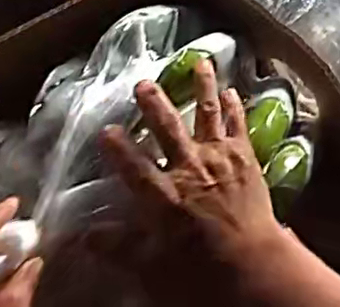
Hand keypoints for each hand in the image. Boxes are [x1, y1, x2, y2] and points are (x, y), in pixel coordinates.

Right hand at [100, 59, 285, 281]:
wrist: (256, 270)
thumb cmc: (202, 276)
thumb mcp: (153, 270)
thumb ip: (121, 247)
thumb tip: (83, 237)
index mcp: (165, 196)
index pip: (134, 167)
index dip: (118, 148)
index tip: (105, 130)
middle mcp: (190, 168)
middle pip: (168, 129)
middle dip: (155, 104)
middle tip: (144, 82)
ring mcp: (219, 157)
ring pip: (207, 113)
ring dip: (203, 86)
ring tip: (200, 62)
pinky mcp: (244, 157)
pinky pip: (237, 125)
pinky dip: (234, 106)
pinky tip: (232, 90)